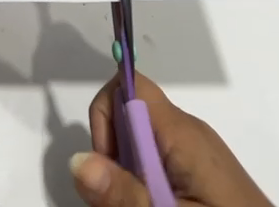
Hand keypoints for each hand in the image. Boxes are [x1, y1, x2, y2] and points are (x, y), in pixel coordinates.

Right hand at [71, 74, 270, 206]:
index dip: (105, 115)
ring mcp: (197, 151)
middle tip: (124, 202)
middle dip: (113, 157)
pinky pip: (161, 161)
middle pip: (129, 117)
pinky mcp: (203, 171)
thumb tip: (75, 159)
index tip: (108, 165)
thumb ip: (123, 193)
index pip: (128, 84)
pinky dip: (149, 185)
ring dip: (129, 177)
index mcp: (180, 131)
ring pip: (142, 144)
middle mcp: (188, 130)